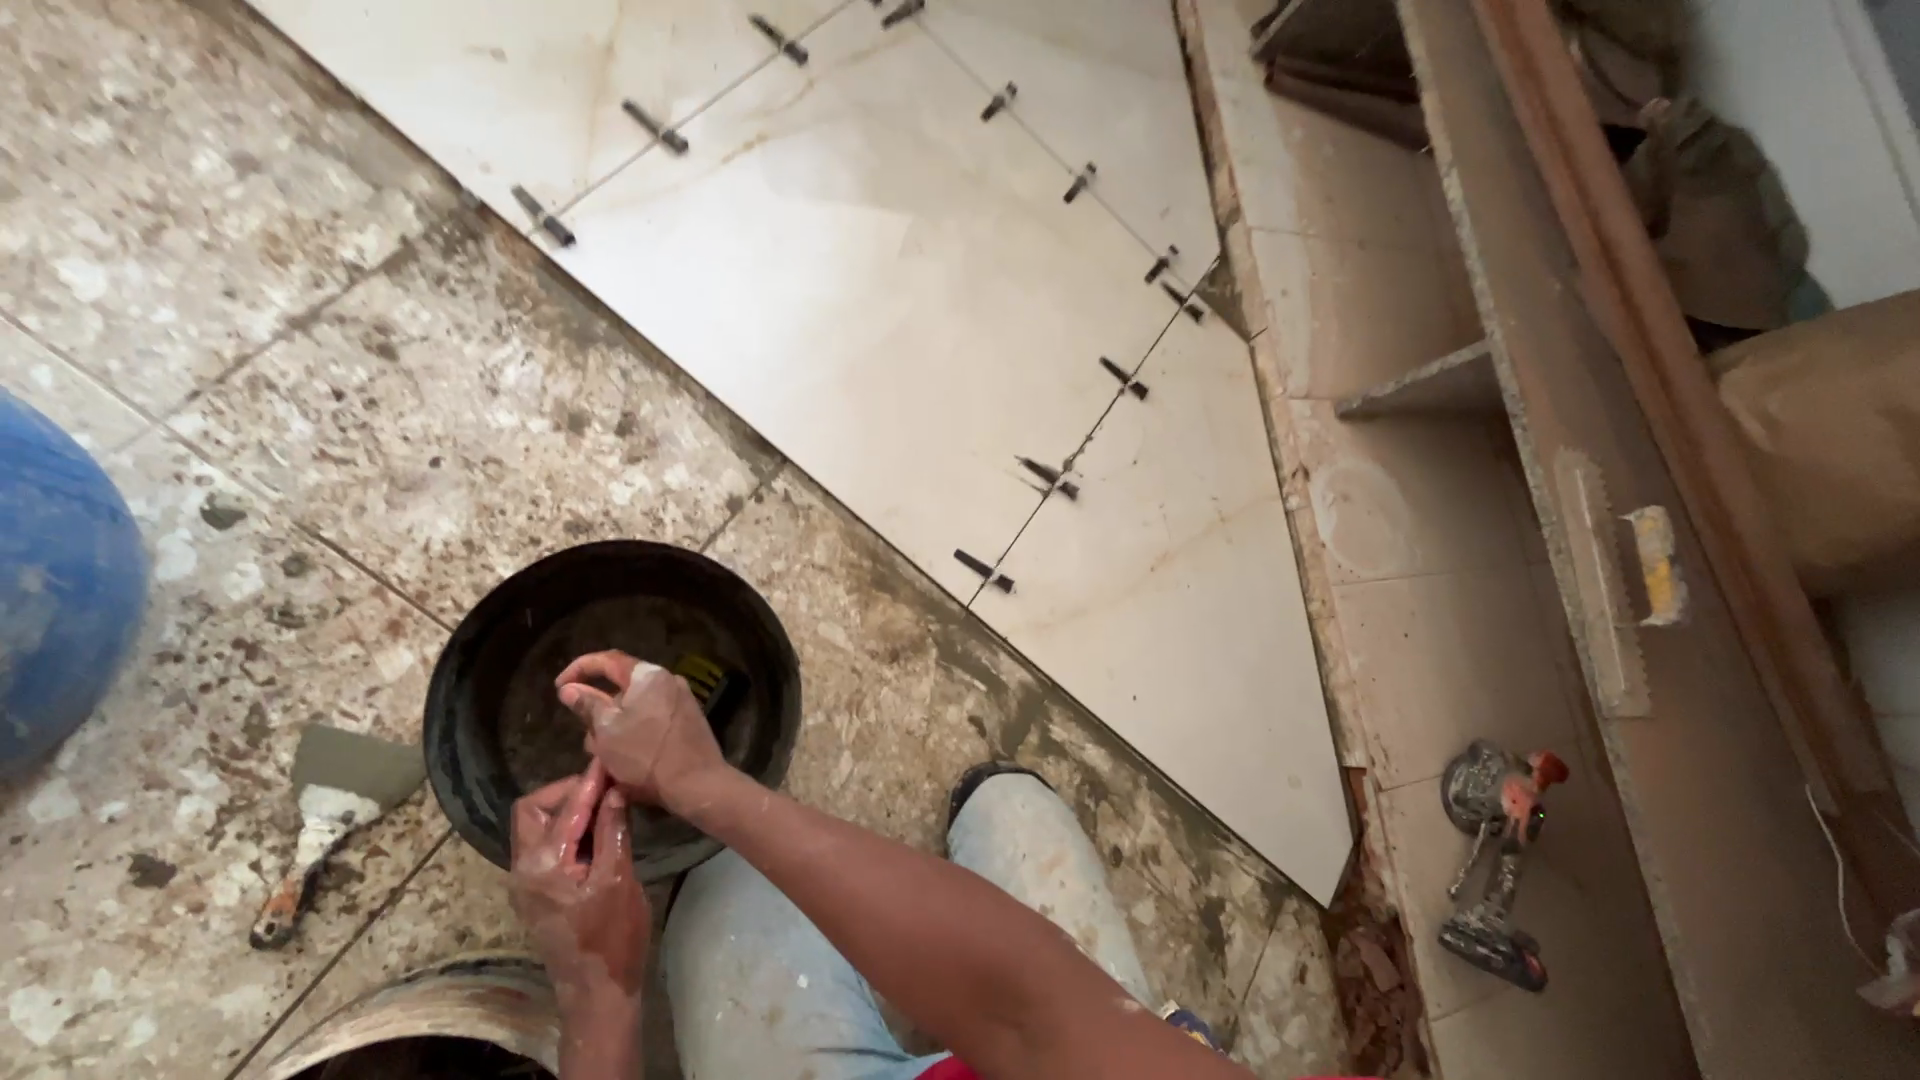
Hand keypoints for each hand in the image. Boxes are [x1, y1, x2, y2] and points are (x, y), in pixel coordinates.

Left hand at [509, 762, 649, 1002]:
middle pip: (533, 811)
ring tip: (606, 802)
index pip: (564, 808)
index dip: (588, 781)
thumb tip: (614, 791)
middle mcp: (524, 869)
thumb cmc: (611, 935)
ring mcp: (527, 882)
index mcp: (542, 865)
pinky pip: (546, 846)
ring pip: (537, 828)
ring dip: (567, 810)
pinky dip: (568, 830)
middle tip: (604, 786)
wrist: (597, 990)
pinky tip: (598, 829)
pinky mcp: (539, 892)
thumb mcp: (619, 878)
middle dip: (566, 792)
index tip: (608, 758)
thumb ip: (613, 831)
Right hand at [554, 651, 728, 807]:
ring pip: (634, 708)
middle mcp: (668, 680)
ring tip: (606, 758)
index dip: (579, 668)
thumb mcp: (606, 729)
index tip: (558, 686)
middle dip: (598, 711)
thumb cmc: (645, 754)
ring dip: (614, 727)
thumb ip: (587, 704)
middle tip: (589, 739)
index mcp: (648, 675)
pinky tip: (625, 759)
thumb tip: (569, 688)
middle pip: (621, 688)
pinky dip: (633, 732)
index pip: (607, 660)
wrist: (697, 783)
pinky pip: (651, 718)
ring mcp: (680, 701)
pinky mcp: (686, 720)